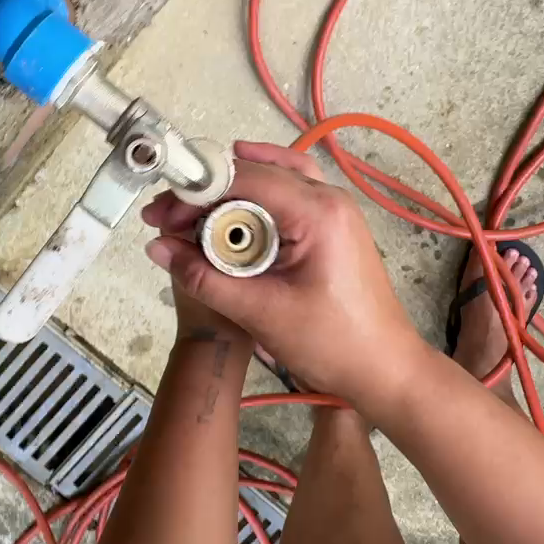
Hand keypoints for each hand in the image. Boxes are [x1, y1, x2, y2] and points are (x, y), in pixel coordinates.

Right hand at [140, 141, 427, 407]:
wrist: (386, 369)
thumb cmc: (332, 343)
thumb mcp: (262, 313)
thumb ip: (206, 278)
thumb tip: (157, 248)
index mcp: (318, 212)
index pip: (245, 180)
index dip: (196, 193)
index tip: (160, 217)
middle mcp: (328, 198)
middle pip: (255, 173)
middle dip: (205, 192)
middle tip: (164, 218)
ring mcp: (333, 208)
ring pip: (272, 175)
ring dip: (228, 188)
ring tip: (189, 207)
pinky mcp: (330, 224)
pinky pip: (288, 191)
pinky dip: (256, 191)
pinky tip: (232, 199)